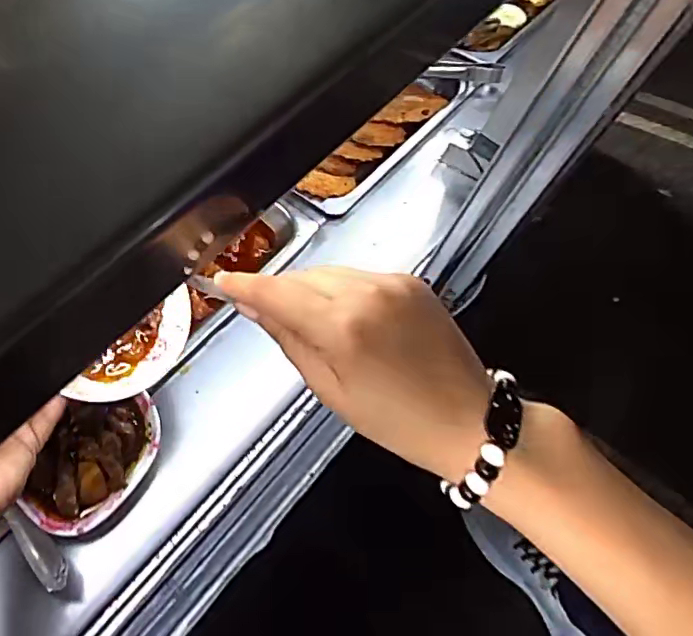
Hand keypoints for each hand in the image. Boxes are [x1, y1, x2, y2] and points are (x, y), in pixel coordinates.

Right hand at [213, 266, 490, 479]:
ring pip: (324, 272)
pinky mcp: (407, 279)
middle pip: (298, 277)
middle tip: (274, 318)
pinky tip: (351, 317)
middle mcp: (365, 294)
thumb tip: (251, 305)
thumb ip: (286, 337)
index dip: (243, 284)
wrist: (472, 419)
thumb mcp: (329, 388)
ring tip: (321, 325)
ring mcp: (390, 282)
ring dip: (310, 290)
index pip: (275, 291)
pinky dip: (341, 289)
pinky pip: (354, 274)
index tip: (221, 280)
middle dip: (280, 292)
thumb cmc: (397, 420)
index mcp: (343, 328)